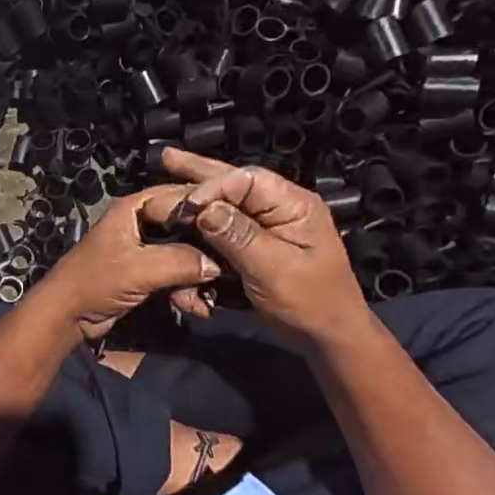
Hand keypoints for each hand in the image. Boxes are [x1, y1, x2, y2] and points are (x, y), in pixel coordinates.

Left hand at [28, 184, 221, 339]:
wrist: (66, 318)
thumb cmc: (94, 283)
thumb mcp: (139, 269)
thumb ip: (179, 261)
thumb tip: (216, 264)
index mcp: (133, 208)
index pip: (178, 196)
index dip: (206, 207)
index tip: (234, 222)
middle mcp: (139, 223)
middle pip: (185, 226)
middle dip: (206, 247)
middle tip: (231, 260)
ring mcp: (143, 250)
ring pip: (183, 254)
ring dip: (197, 276)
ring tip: (209, 294)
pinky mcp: (145, 274)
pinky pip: (175, 275)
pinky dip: (186, 290)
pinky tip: (198, 306)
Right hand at [157, 147, 373, 349]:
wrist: (327, 336)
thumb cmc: (311, 304)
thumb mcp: (276, 270)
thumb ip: (240, 237)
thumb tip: (204, 209)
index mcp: (293, 205)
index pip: (247, 179)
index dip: (213, 186)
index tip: (187, 207)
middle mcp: (278, 208)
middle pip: (233, 182)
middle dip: (198, 171)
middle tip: (167, 158)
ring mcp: (267, 226)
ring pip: (225, 202)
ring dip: (197, 192)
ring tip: (171, 173)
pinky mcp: (255, 246)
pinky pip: (225, 228)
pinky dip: (203, 224)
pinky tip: (185, 213)